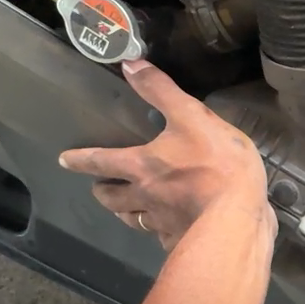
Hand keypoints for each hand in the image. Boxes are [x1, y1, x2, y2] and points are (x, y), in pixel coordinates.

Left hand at [58, 60, 276, 250]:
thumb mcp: (194, 118)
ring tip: (128, 212)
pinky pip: (167, 239)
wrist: (239, 217)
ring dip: (127, 215)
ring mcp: (164, 223)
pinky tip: (171, 233)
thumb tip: (130, 64)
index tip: (65, 161)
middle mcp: (144, 196)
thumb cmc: (217, 165)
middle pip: (112, 198)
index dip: (81, 160)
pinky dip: (164, 235)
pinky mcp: (185, 239)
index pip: (101, 161)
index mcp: (140, 166)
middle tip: (101, 188)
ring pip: (134, 220)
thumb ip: (162, 92)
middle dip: (103, 192)